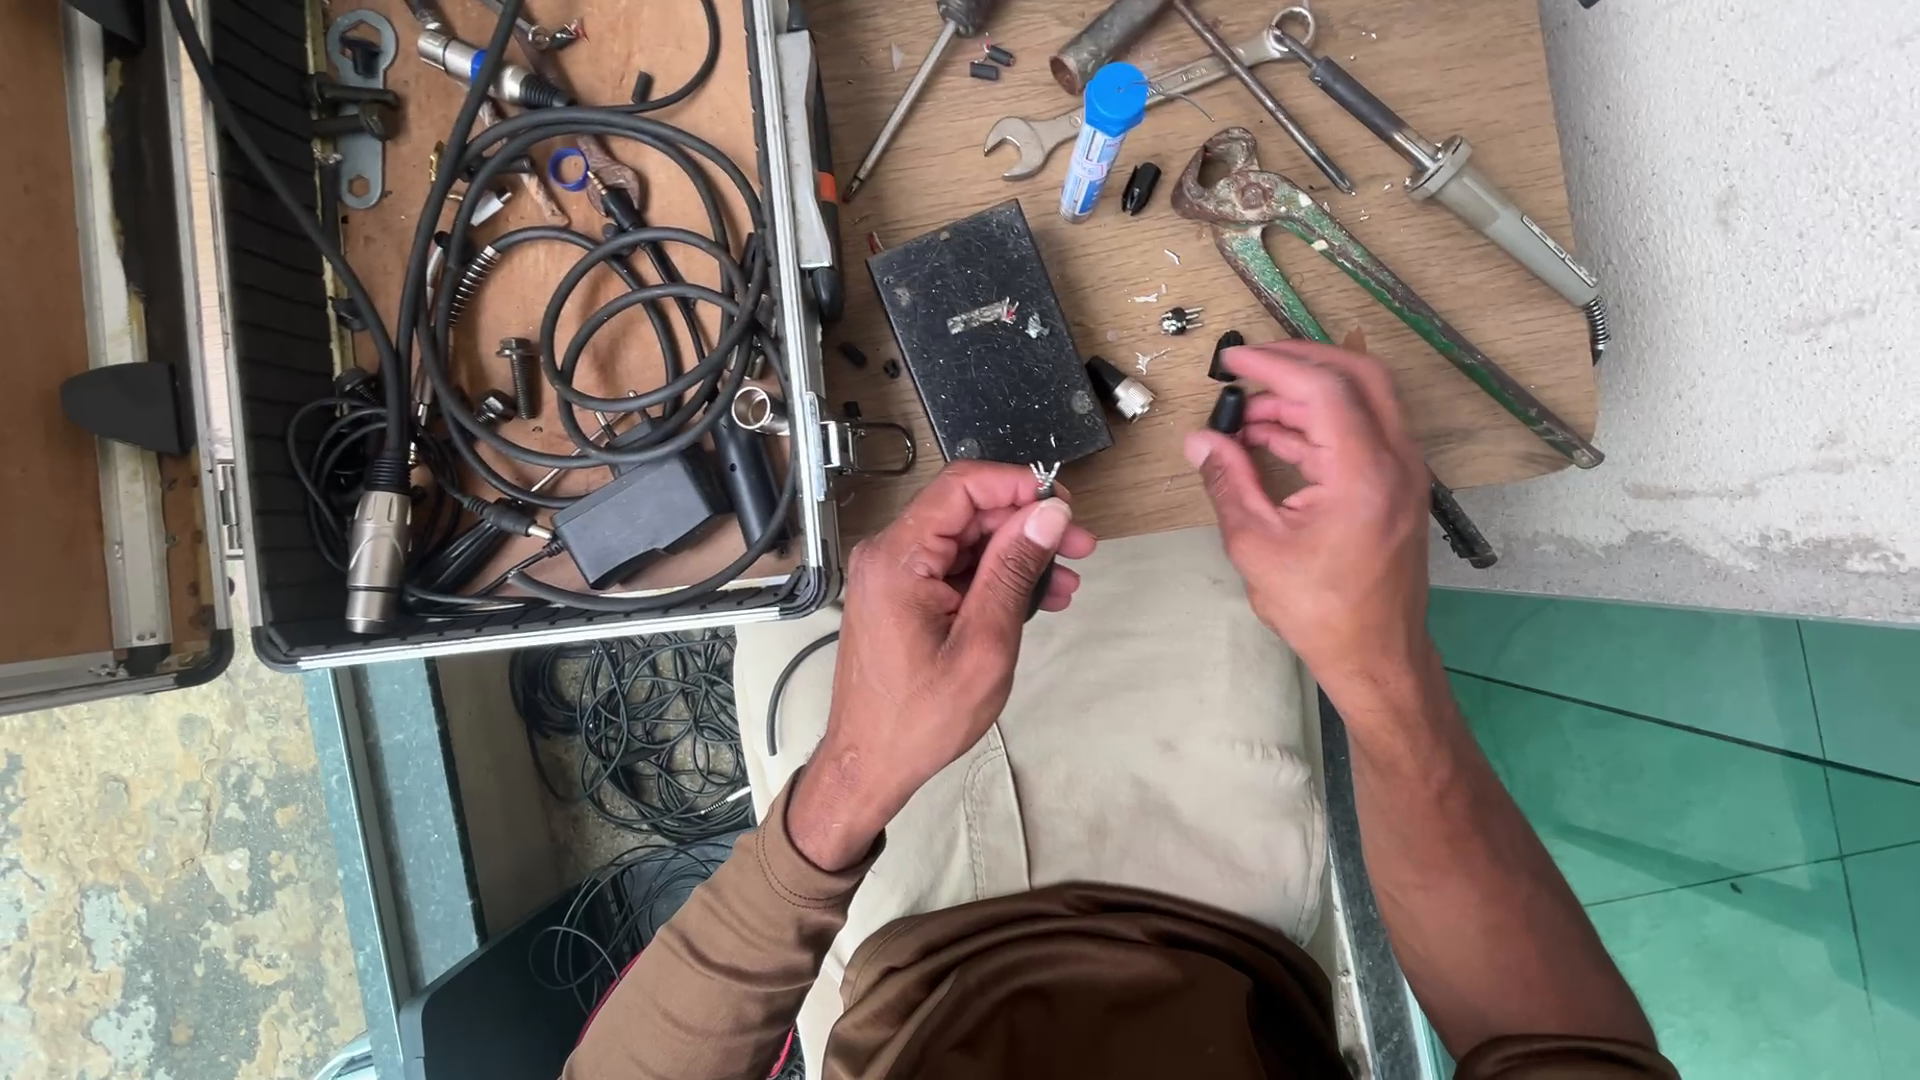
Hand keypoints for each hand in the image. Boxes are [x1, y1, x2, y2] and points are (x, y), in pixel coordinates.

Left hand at [788, 461, 1097, 869]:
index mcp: (898, 558)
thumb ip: (1014, 571)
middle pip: (967, 512)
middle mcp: (888, 555)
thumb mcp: (983, 643)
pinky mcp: (902, 594)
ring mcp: (893, 575)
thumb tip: (1046, 515)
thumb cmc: (917, 719)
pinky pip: (954, 568)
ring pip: (966, 541)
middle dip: (1026, 524)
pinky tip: (1032, 598)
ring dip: (1016, 555)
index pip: (961, 487)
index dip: (1017, 485)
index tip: (1060, 504)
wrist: (871, 762)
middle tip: (1076, 545)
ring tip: (1062, 581)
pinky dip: (993, 578)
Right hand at [1185, 341, 1434, 712]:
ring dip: (1301, 398)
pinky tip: (1268, 440)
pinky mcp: (1393, 486)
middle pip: (1355, 376)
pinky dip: (1313, 427)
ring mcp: (1401, 472)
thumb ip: (1227, 482)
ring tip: (1243, 417)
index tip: (1230, 361)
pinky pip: (1355, 434)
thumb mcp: (1256, 544)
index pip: (1323, 388)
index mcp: (1364, 473)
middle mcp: (1396, 461)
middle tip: (1246, 368)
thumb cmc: (1320, 610)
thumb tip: (1199, 442)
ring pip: (1357, 402)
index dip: (1272, 365)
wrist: (1374, 654)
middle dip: (1297, 362)